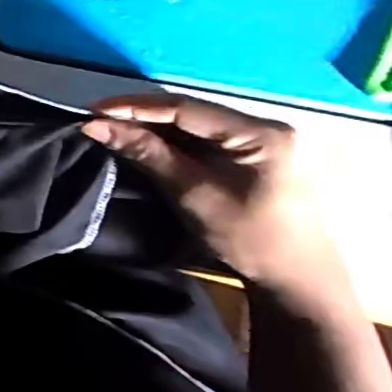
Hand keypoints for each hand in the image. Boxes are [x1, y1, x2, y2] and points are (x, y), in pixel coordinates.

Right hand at [81, 94, 334, 290]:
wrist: (298, 284)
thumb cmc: (250, 239)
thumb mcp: (193, 194)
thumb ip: (147, 154)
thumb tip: (96, 126)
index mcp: (259, 132)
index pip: (185, 107)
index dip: (135, 106)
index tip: (94, 110)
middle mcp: (263, 126)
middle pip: (189, 112)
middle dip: (140, 115)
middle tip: (98, 119)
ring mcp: (259, 141)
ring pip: (193, 125)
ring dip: (152, 128)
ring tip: (112, 129)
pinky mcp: (252, 156)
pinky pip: (203, 139)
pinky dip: (170, 142)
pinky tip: (143, 143)